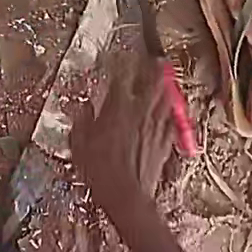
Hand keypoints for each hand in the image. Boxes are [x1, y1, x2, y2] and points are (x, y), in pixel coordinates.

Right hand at [71, 52, 175, 219]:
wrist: (127, 196)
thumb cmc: (99, 169)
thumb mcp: (80, 143)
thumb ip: (82, 120)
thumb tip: (82, 107)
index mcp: (118, 109)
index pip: (121, 78)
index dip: (122, 64)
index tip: (120, 55)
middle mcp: (140, 113)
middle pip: (151, 84)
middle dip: (153, 69)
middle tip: (156, 58)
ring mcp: (156, 127)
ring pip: (165, 99)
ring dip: (166, 85)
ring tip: (168, 75)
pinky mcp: (166, 142)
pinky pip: (171, 120)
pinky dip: (172, 110)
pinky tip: (172, 107)